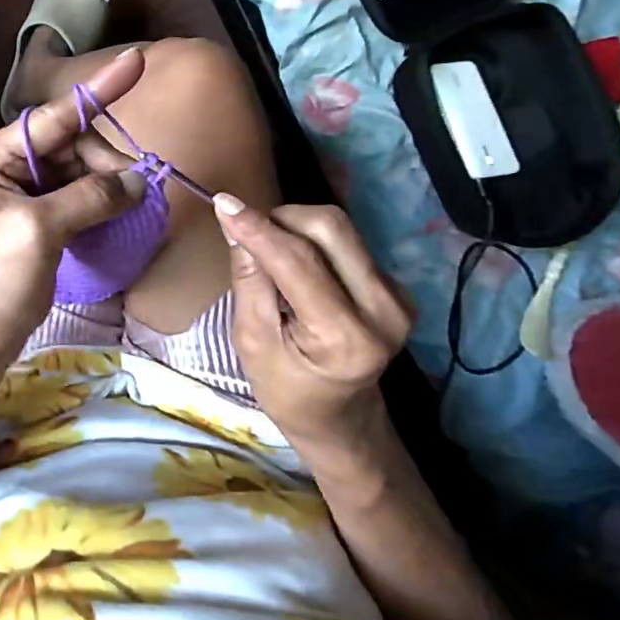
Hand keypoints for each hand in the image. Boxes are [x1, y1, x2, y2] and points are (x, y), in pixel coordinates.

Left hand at [0, 49, 148, 376]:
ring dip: (109, 183)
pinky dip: (102, 200)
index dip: (98, 92)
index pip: (52, 118)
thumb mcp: (40, 231)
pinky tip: (120, 211)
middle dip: (106, 161)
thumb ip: (90, 197)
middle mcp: (6, 166)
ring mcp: (24, 192)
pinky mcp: (41, 217)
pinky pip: (80, 195)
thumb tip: (137, 181)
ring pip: (81, 170)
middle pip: (72, 144)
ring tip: (130, 206)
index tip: (136, 61)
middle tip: (136, 190)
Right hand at [213, 199, 412, 444]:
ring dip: (294, 226)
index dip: (257, 228)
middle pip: (330, 228)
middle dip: (280, 218)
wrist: (339, 417)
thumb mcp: (252, 342)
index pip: (297, 262)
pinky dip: (310, 240)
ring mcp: (397, 296)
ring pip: (339, 228)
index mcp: (344, 337)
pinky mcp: (396, 286)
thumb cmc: (285, 388)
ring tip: (270, 254)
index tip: (223, 202)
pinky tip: (296, 267)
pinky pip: (346, 241)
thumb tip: (235, 224)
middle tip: (248, 233)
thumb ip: (249, 282)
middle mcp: (383, 310)